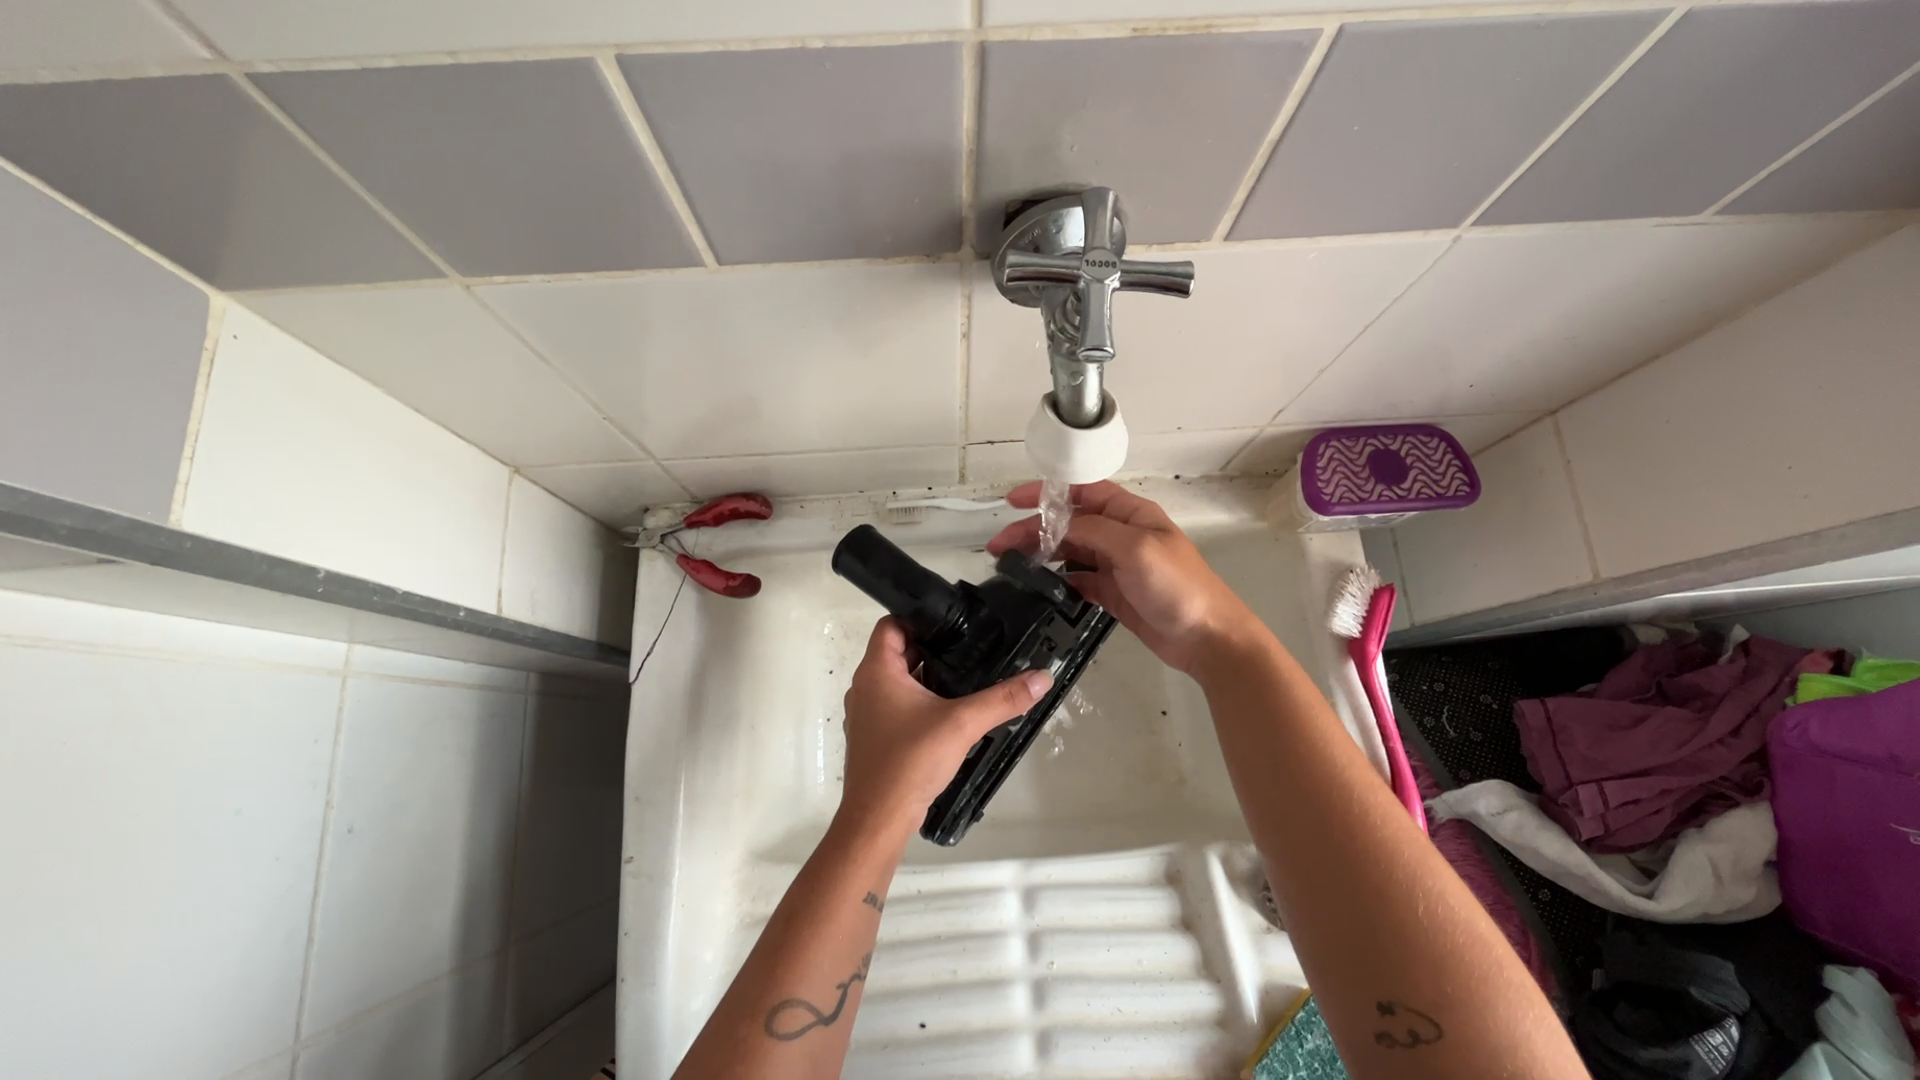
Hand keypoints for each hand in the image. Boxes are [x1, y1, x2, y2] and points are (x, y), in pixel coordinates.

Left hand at [838, 617, 1052, 837]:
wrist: (879, 818)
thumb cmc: (910, 761)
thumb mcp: (962, 724)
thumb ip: (1003, 699)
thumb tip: (1041, 678)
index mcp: (876, 671)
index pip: (891, 624)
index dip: (919, 618)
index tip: (954, 623)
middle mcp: (865, 687)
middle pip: (897, 652)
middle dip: (931, 649)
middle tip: (968, 649)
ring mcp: (866, 714)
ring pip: (897, 682)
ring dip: (926, 678)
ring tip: (965, 678)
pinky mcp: (874, 738)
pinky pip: (896, 707)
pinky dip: (919, 703)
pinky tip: (948, 715)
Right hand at [987, 481, 1260, 674]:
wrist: (1206, 637)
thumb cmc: (1177, 586)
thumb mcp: (1135, 548)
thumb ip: (1092, 531)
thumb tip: (1055, 527)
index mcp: (1131, 514)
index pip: (1082, 491)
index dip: (1047, 493)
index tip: (1014, 501)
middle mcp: (1121, 534)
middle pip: (1069, 523)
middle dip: (1034, 529)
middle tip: (1000, 544)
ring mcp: (1116, 565)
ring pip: (1069, 552)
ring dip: (1041, 554)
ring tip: (1011, 564)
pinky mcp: (1113, 593)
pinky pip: (1077, 580)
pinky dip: (1057, 581)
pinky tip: (1038, 586)